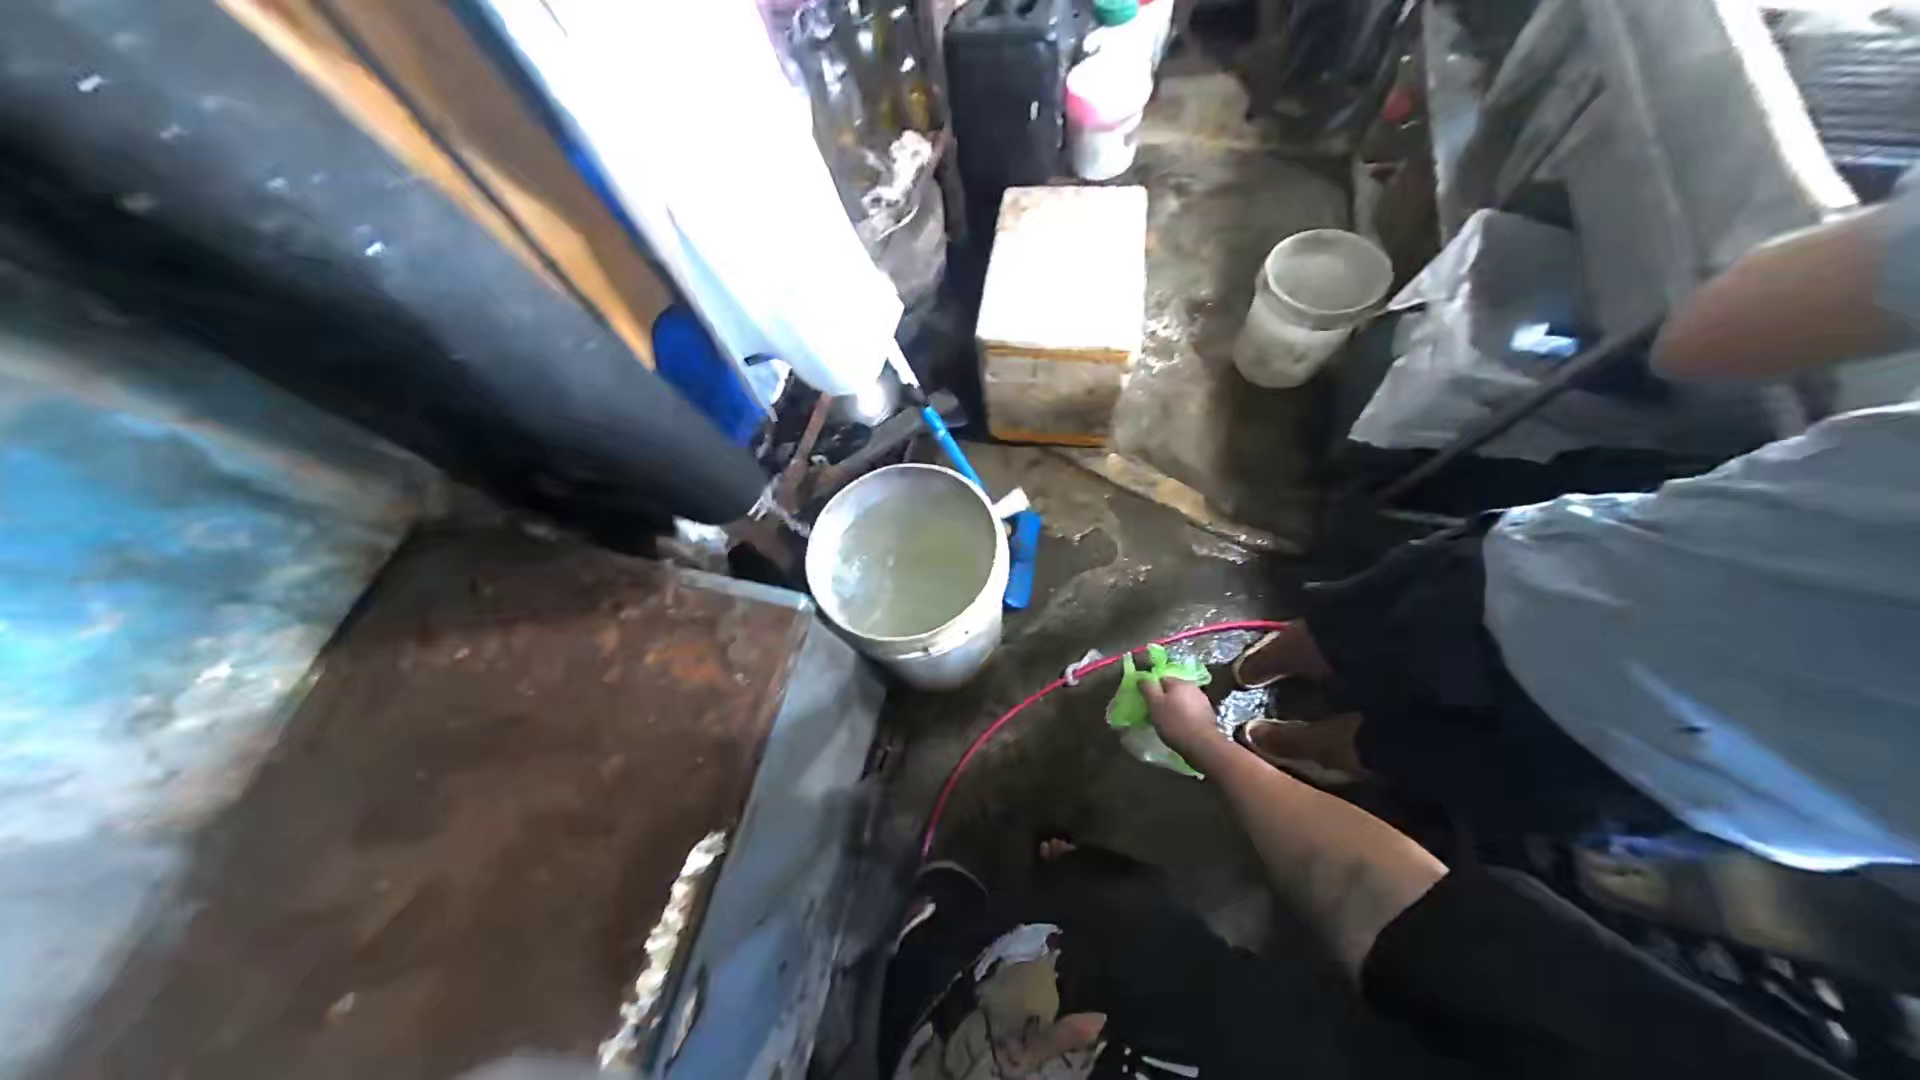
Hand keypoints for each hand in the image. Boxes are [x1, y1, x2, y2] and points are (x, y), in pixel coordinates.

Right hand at [1140, 676, 1224, 765]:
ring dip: (1177, 707)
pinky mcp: (1209, 715)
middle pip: (1174, 690)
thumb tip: (1143, 678)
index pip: (1162, 679)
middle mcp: (1193, 687)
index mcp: (1179, 682)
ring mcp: (1203, 701)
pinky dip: (1187, 716)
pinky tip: (1183, 727)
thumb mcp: (1154, 704)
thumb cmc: (1174, 722)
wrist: (1202, 744)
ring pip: (1184, 701)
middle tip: (1158, 713)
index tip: (1150, 703)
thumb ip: (1147, 688)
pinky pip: (1192, 711)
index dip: (1154, 690)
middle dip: (1166, 699)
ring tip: (1170, 722)